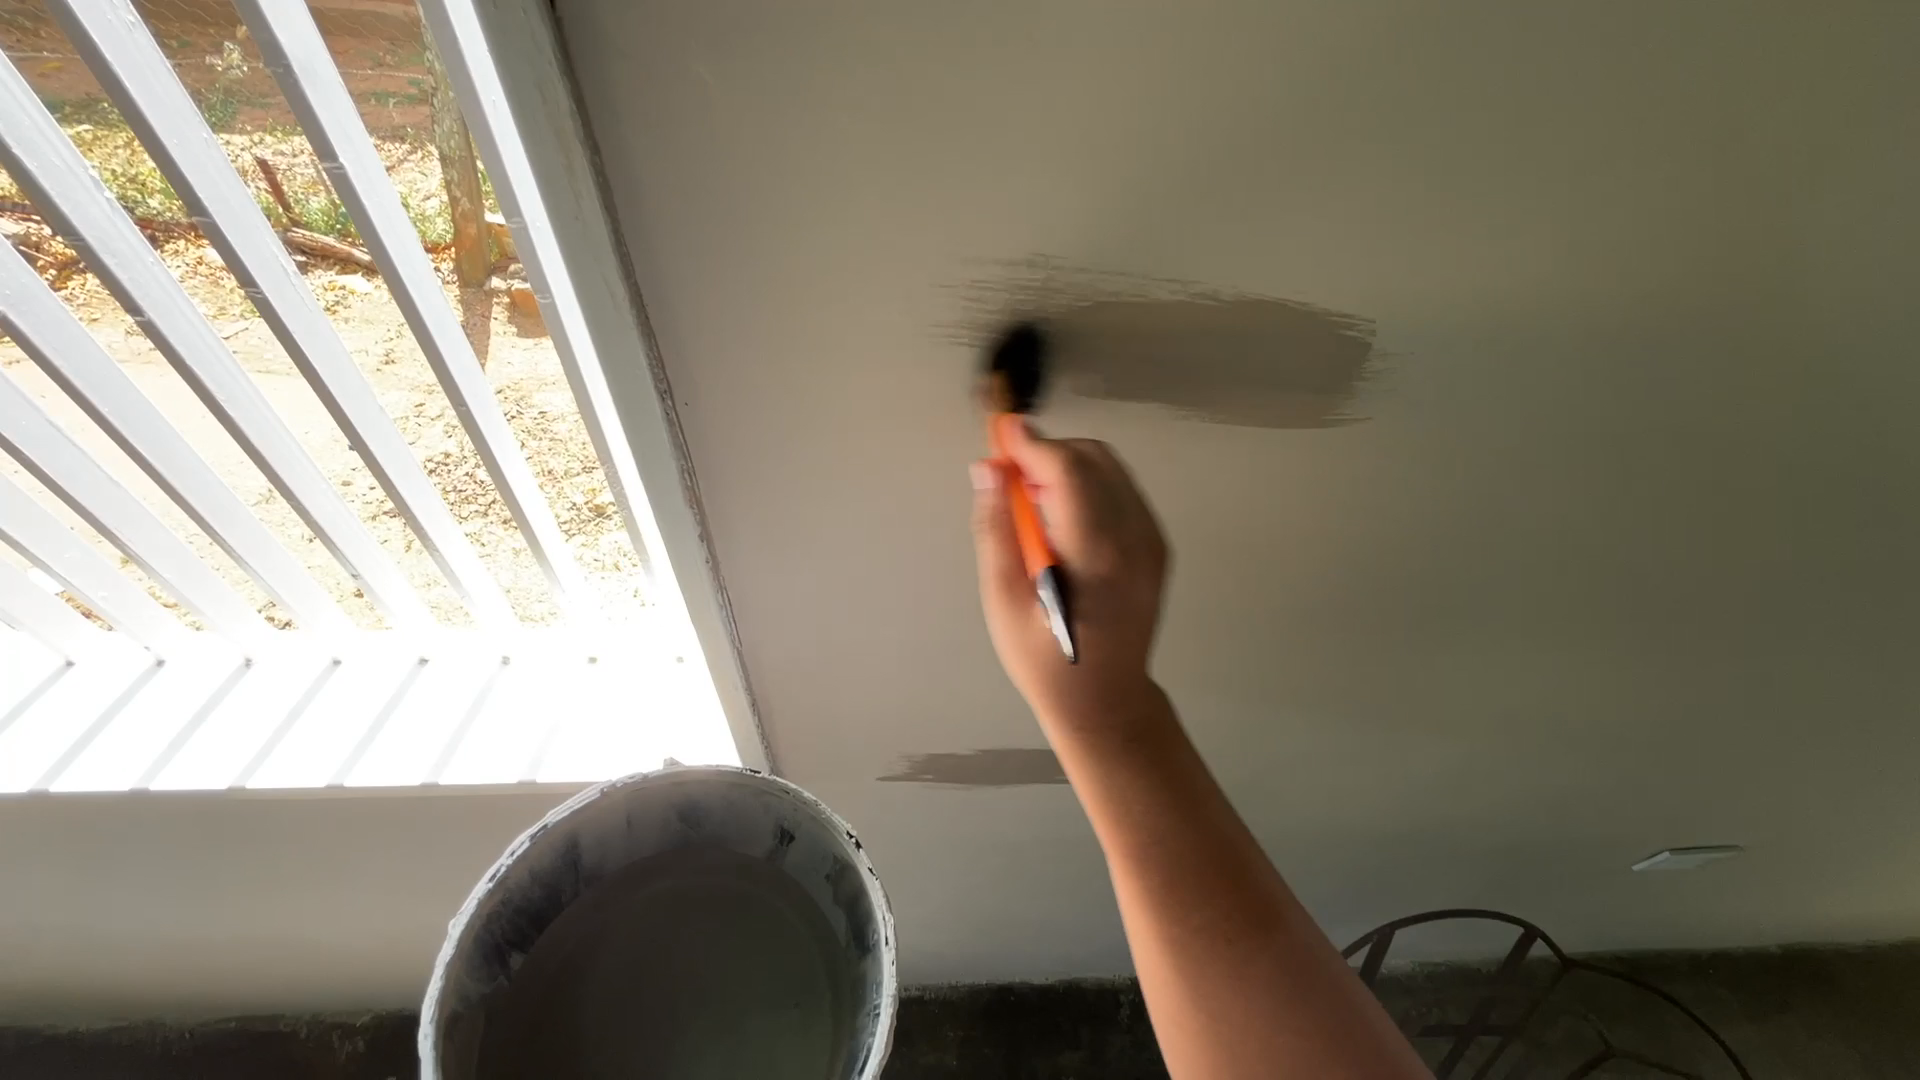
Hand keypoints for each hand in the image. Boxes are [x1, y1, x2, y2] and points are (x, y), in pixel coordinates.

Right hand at [970, 422, 1168, 731]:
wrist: (1106, 701)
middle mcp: (1135, 537)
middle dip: (1048, 453)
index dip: (1032, 445)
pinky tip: (1062, 520)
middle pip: (1094, 459)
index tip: (1000, 432)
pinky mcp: (1156, 547)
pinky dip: (1088, 486)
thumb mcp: (1004, 601)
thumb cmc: (1044, 660)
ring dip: (1068, 467)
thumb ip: (996, 529)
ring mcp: (1152, 541)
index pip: (1069, 471)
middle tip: (1011, 479)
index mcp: (1097, 553)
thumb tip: (987, 470)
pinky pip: (1122, 491)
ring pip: (1111, 469)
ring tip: (1033, 502)